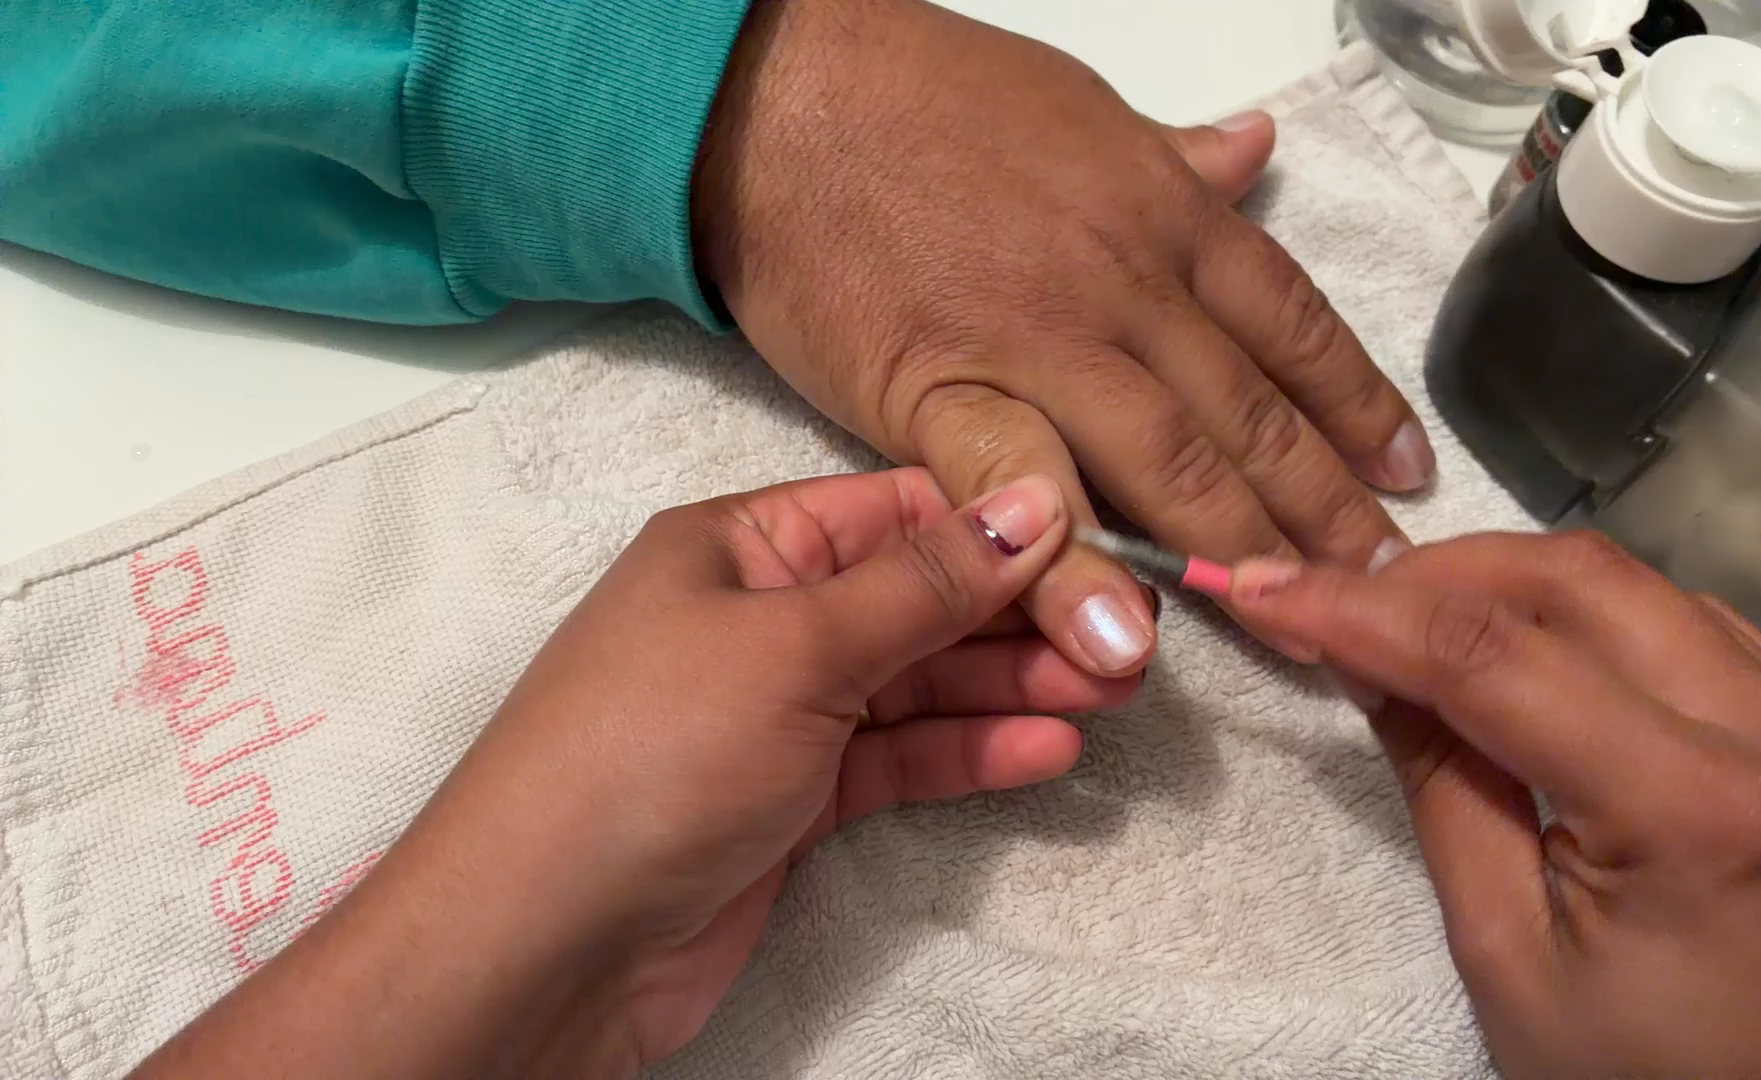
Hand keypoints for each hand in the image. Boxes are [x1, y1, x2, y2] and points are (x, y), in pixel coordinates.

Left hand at [131, 468, 1136, 1078]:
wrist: (540, 953)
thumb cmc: (659, 753)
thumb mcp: (799, 647)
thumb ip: (926, 581)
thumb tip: (1036, 500)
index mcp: (749, 544)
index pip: (900, 512)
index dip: (998, 530)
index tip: (1093, 556)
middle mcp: (772, 612)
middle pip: (921, 599)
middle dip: (1019, 619)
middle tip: (1125, 641)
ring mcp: (789, 703)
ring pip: (921, 680)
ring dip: (1011, 686)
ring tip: (1109, 693)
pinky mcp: (802, 787)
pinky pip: (902, 753)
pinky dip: (971, 749)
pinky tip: (1047, 748)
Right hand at [693, 0, 1431, 679]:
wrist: (780, 105)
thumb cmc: (918, 101)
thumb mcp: (1075, 113)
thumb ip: (1171, 155)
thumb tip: (1251, 152)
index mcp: (1158, 214)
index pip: (1291, 326)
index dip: (1358, 406)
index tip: (1403, 474)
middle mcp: (1122, 285)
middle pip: (1248, 415)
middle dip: (1322, 508)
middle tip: (1378, 583)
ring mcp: (1038, 344)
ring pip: (1168, 462)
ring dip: (1242, 551)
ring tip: (1302, 627)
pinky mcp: (941, 397)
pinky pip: (1026, 491)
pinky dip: (1077, 570)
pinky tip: (1128, 641)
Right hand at [1227, 532, 1760, 1078]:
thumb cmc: (1633, 1072)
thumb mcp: (1497, 938)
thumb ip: (1436, 775)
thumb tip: (1362, 655)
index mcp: (1697, 809)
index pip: (1487, 658)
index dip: (1355, 608)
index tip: (1260, 585)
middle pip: (1567, 579)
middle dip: (1424, 573)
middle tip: (1329, 600)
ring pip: (1614, 580)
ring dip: (1484, 578)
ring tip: (1394, 618)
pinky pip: (1659, 612)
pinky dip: (1551, 604)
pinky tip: (1494, 641)